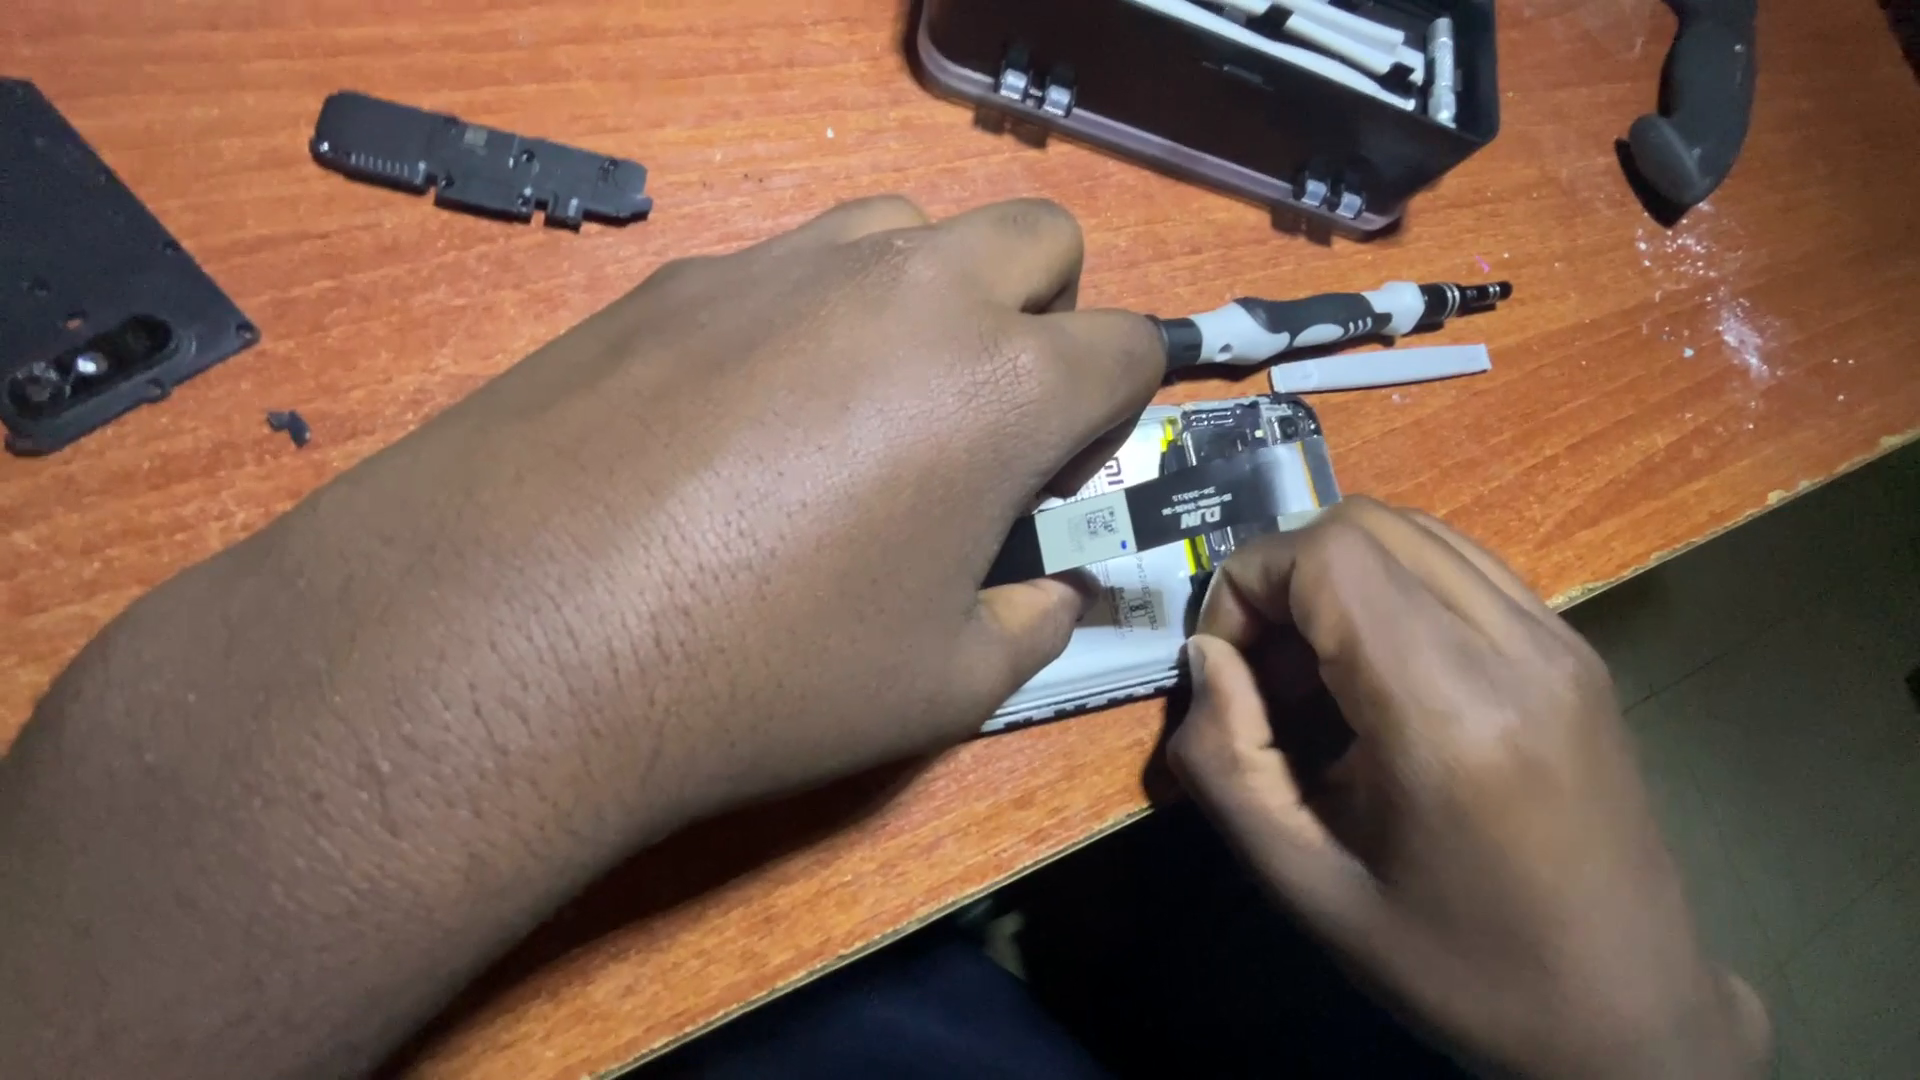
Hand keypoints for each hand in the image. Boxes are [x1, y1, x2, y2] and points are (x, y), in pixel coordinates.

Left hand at [250, 194, 1161, 829]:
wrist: (522, 639)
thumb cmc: (772, 674)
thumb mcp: (945, 687)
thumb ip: (1032, 626)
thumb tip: (1051, 591)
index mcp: (1004, 383)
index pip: (1128, 345)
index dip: (1117, 406)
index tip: (1063, 467)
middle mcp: (914, 290)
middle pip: (1039, 239)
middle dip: (1046, 313)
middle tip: (985, 415)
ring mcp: (790, 265)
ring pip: (914, 228)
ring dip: (933, 297)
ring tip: (870, 405)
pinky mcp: (684, 276)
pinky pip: (794, 262)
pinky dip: (818, 313)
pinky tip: (750, 411)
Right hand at [1167, 499, 1771, 1078]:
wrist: (1630, 1020)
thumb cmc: (1454, 966)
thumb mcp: (1301, 882)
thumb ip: (1223, 760)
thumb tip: (1208, 658)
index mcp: (1449, 713)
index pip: (1327, 557)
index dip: (1248, 585)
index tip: (1228, 663)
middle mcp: (1515, 650)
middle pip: (1361, 523)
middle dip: (1280, 575)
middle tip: (1264, 666)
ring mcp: (1557, 639)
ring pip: (1407, 528)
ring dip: (1330, 575)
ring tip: (1314, 666)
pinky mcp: (1571, 647)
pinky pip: (1451, 561)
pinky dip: (1383, 583)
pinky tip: (1371, 665)